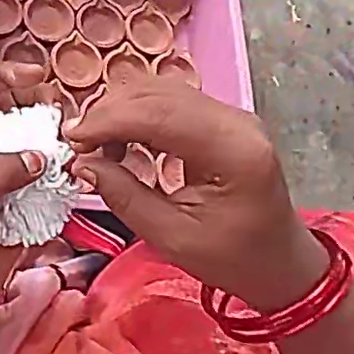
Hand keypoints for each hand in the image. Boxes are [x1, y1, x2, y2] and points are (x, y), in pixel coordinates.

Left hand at [0, 62, 59, 308]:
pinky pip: (52, 172)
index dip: (7, 73)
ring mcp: (9, 171)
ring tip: (74, 145)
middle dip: (41, 104)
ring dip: (59, 136)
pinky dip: (67, 168)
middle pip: (17, 106)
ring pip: (39, 138)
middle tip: (61, 119)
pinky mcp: (29, 196)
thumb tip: (39, 156)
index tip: (38, 75)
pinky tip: (77, 173)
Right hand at [65, 73, 329, 310]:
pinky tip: (117, 141)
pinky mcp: (217, 119)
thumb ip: (123, 195)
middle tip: (76, 144)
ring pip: (157, 90)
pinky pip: (166, 101)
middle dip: (107, 113)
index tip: (71, 140)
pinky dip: (132, 115)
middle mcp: (235, 121)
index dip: (108, 120)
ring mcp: (228, 115)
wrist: (281, 263)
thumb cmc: (232, 258)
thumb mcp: (171, 237)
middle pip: (156, 94)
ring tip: (93, 145)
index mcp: (233, 151)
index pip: (159, 114)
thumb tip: (82, 163)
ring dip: (117, 111)